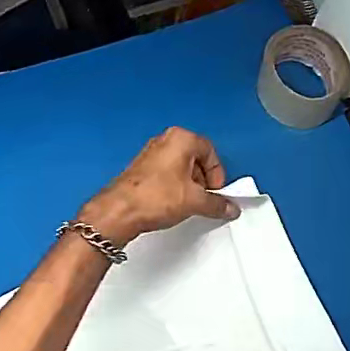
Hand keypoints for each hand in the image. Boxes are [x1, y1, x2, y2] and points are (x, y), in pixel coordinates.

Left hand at [77, 127, 237, 246]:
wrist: (119, 211)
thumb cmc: (154, 197)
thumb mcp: (195, 201)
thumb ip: (217, 204)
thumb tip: (229, 207)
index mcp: (181, 139)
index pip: (210, 152)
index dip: (217, 174)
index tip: (217, 192)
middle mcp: (164, 141)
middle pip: (195, 158)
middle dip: (204, 180)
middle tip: (205, 199)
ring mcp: (150, 154)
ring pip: (180, 167)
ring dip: (189, 185)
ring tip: (188, 204)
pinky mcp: (140, 169)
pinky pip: (166, 174)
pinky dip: (174, 187)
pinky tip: (172, 205)